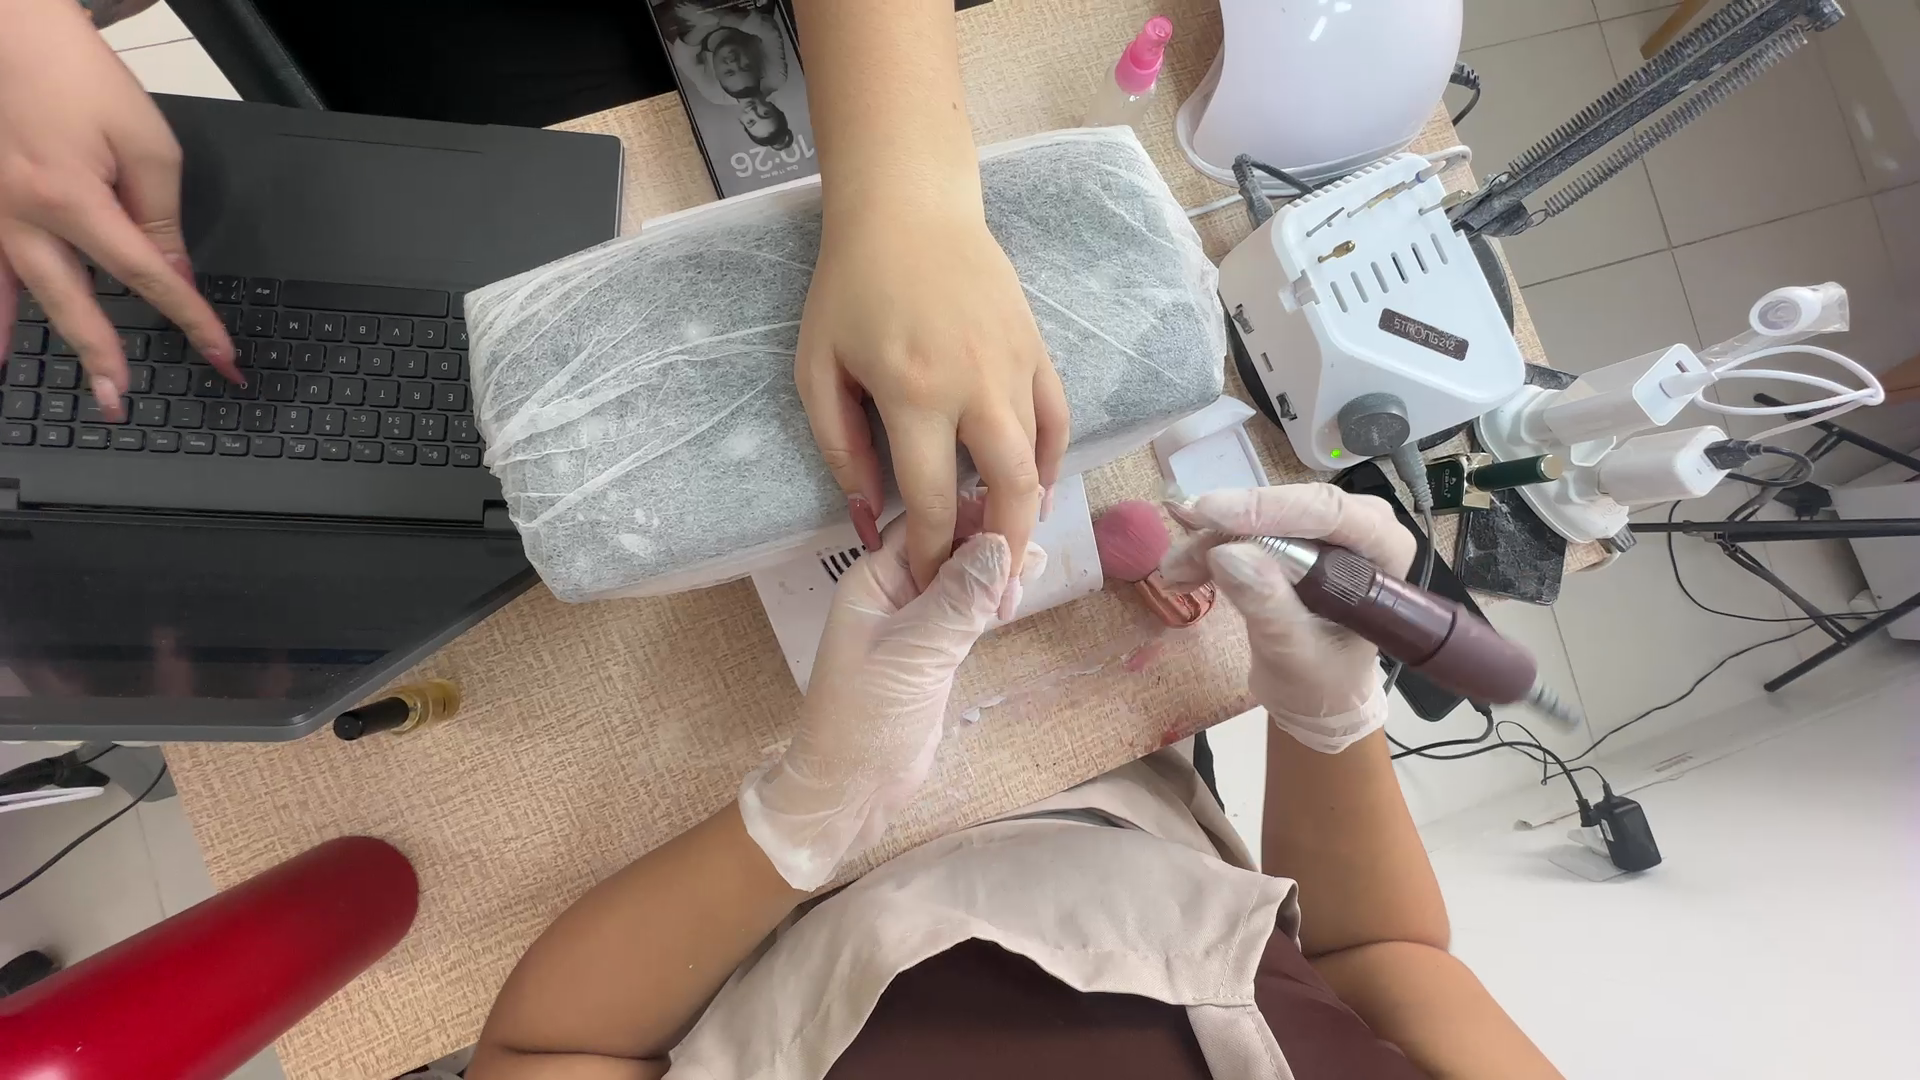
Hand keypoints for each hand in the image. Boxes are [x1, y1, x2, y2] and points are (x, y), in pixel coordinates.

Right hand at [0, 0, 236, 418]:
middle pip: (69, 301)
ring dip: (17, 340)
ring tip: (28, 385)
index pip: (152, 282)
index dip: (193, 325)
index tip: (224, 361)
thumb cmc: (75, 76)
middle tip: (120, 403)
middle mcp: (13, 210)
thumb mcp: (149, 149)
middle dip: (100, 357)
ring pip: (3, 287)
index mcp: (73, 200)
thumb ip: (162, 219)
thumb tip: (177, 275)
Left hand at [739, 519, 1045, 889]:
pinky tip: (1014, 598)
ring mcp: (916, 618)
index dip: (971, 516)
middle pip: (949, 544)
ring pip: (963, 576)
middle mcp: (894, 587)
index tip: (1016, 525)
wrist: (853, 787)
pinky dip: (990, 600)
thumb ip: (958, 598)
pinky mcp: (935, 646)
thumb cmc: (867, 715)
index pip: (927, 523)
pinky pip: (967, 608)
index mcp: (874, 576)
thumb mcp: (914, 653)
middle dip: (988, 545)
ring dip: (995, 574)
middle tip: (1028, 564)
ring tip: (1029, 578)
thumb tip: (1002, 541)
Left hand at [796, 199, 1069, 593]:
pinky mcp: (1037, 350)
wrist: (908, 209)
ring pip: (1039, 460)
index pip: (930, 500)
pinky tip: (1040, 488)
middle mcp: (975, 387)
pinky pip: (1058, 419)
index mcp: (914, 394)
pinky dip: (1054, 461)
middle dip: (1000, 550)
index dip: (928, 554)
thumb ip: (839, 447)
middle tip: (990, 586)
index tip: (926, 585)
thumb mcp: (818, 368)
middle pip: (1007, 490)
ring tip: (1010, 547)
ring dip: (1027, 512)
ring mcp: (1015, 367)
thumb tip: (864, 515)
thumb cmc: (851, 287)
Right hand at [1162, 484, 1416, 753]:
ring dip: (1210, 540)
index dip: (1268, 509)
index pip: (1330, 513)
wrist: (1312, 695)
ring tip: (1174, 571)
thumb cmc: (1320, 681)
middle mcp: (1357, 532)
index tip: (1210, 513)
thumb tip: (1225, 553)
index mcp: (1383, 555)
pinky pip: (1244, 533)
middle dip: (1230, 523)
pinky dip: (1209, 549)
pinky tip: (1181, 572)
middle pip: (1289, 509)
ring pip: (1258, 519)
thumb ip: (1268, 607)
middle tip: (1182, 533)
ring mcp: (1320, 535)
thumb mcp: (1294, 654)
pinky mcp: (1289, 542)